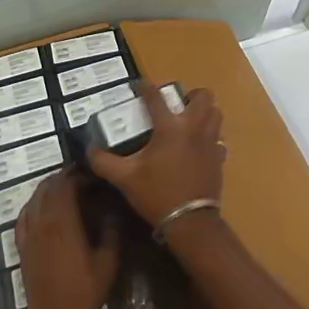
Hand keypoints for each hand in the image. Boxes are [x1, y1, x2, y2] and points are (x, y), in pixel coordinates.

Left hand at [16, 172, 118, 308]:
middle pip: (48, 187)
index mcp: (63, 222)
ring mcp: (28, 232)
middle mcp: (42, 221)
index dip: (77, 176)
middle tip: (80, 177)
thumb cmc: (84, 292)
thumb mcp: (107, 264)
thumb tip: (113, 212)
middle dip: (63, 178)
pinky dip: (33, 203)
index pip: (65, 185)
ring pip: (34, 198)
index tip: (92, 176)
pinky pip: (24, 214)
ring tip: (64, 188)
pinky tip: (41, 206)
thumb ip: (111, 234)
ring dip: (48, 188)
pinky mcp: (21, 244)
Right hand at [87, 81, 224, 228]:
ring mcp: (210, 143)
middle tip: (175, 104)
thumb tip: (89, 149)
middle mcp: (194, 129)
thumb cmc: (157, 194)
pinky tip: (196, 146)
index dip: (145, 87)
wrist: (191, 223)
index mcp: (169, 128)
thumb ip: (103, 161)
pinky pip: (219, 139)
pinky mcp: (219, 159)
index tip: (138, 85)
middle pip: (203, 97)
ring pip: (216, 114)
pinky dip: (210, 137)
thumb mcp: (124, 178)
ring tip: (187, 121)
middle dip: (190, 95)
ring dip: (204, 112)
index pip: (156, 97)